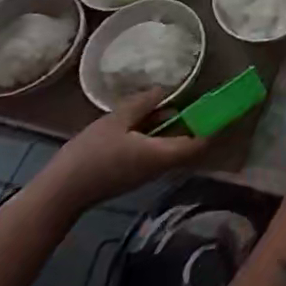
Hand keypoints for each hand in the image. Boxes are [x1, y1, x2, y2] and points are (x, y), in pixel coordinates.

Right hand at [38, 88, 209, 211]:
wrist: (62, 192)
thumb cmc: (91, 154)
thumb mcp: (117, 121)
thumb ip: (143, 105)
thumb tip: (163, 92)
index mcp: (161, 154)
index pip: (198, 143)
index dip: (213, 126)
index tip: (224, 108)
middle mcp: (159, 167)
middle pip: (186, 144)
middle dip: (192, 122)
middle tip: (197, 98)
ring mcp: (145, 173)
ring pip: (169, 146)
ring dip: (171, 126)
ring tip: (163, 102)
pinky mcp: (132, 174)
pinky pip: (154, 150)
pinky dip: (155, 133)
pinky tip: (142, 117)